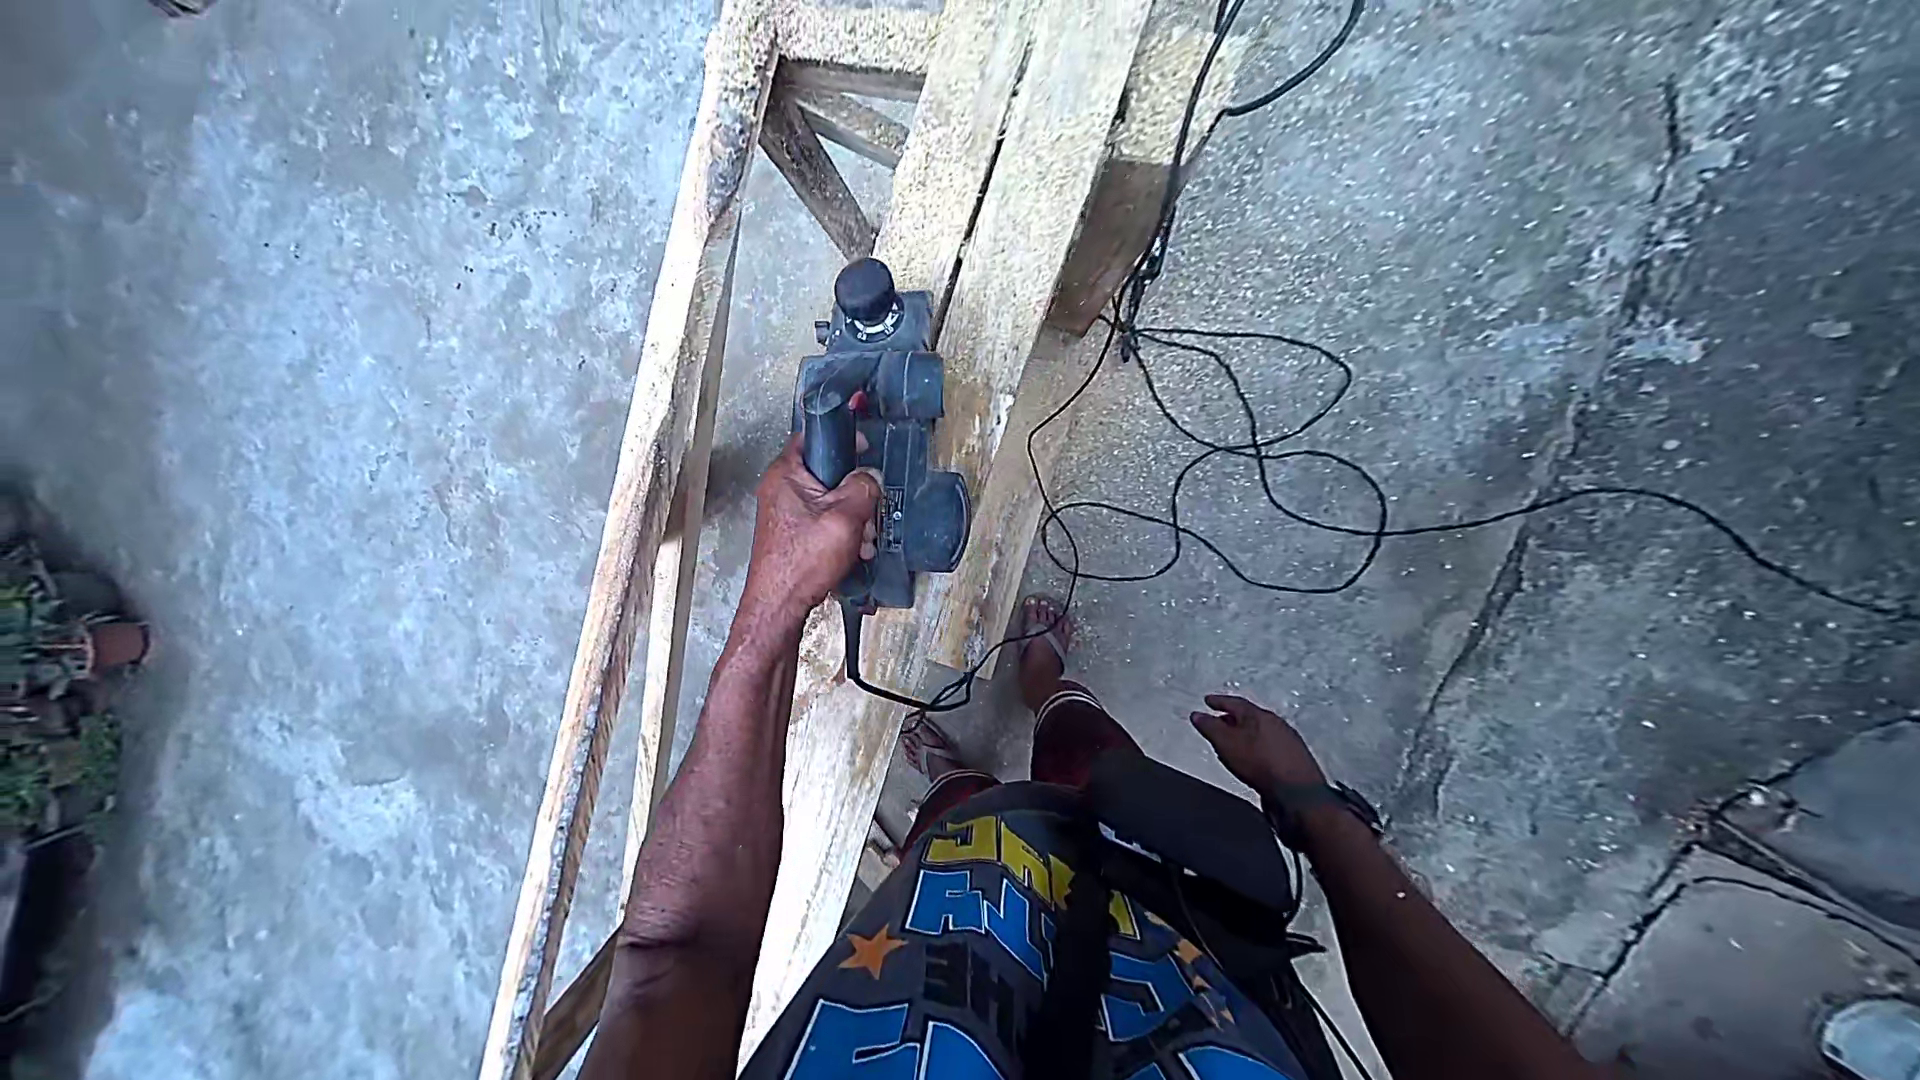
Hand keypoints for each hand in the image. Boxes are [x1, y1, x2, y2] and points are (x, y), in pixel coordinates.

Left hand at [738, 436, 880, 630]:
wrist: (781, 604)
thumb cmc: (800, 563)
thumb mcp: (845, 517)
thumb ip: (864, 488)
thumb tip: (870, 477)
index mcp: (786, 474)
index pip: (813, 437)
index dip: (842, 440)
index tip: (861, 448)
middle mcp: (781, 489)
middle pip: (828, 473)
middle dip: (855, 494)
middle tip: (866, 512)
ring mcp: (786, 512)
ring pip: (830, 500)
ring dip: (853, 518)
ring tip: (860, 540)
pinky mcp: (793, 532)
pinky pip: (824, 520)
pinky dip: (842, 533)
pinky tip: (852, 551)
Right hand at [1190, 694, 1327, 795]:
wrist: (1297, 794)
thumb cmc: (1259, 763)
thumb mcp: (1225, 743)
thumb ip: (1209, 727)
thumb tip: (1197, 715)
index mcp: (1259, 715)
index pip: (1235, 702)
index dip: (1219, 701)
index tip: (1208, 701)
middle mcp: (1277, 724)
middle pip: (1250, 717)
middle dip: (1233, 718)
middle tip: (1219, 721)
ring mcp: (1289, 742)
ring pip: (1262, 732)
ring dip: (1246, 735)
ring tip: (1234, 742)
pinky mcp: (1295, 761)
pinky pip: (1271, 748)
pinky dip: (1258, 749)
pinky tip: (1253, 759)